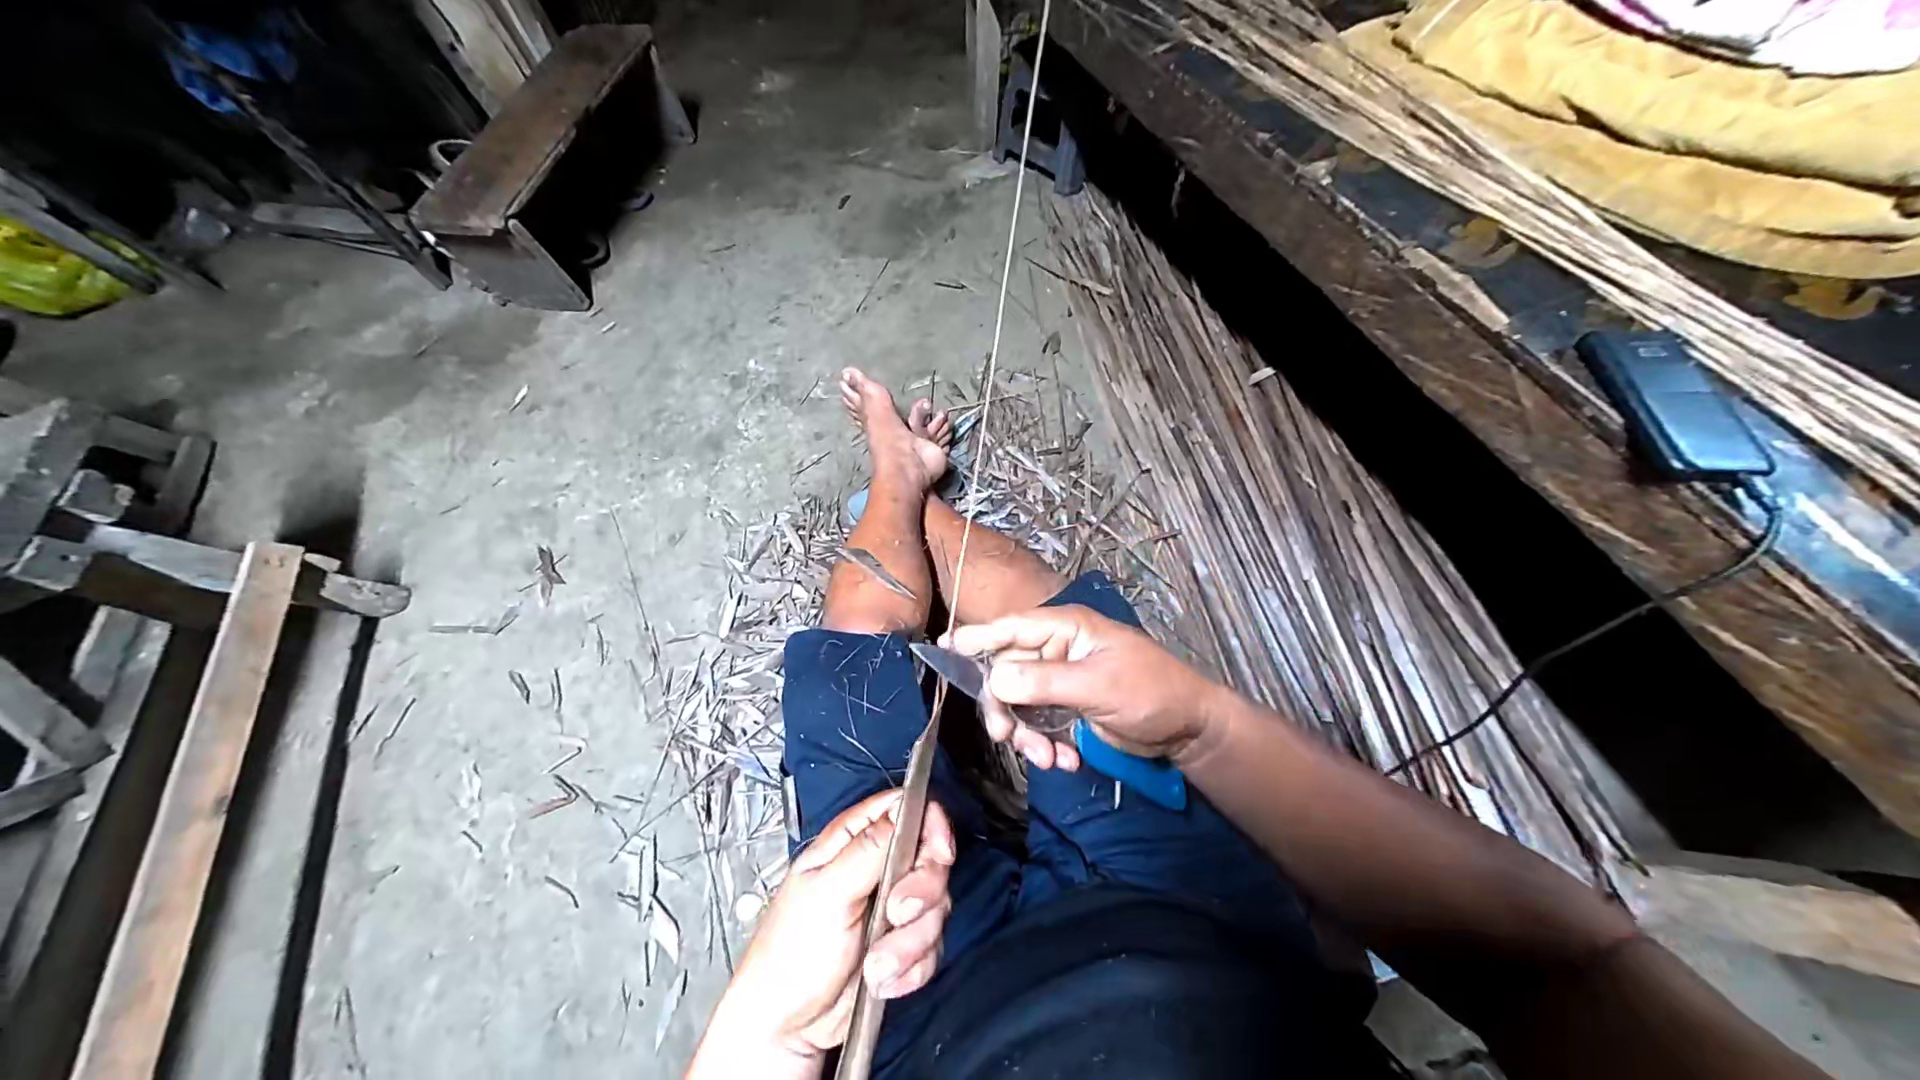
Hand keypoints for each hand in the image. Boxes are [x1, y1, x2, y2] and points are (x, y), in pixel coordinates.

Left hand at [692, 791, 954, 1074]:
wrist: (786, 1029)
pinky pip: (933, 946)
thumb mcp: (825, 894)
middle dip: (922, 891)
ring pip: (935, 905)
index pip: (905, 809)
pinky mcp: (903, 941)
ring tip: (875, 964)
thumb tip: (900, 809)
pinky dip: (912, 967)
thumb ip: (867, 850)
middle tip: (897, 914)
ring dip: (910, 942)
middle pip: (930, 855)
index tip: (936, 852)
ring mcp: (891, 904)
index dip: (930, 824)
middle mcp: (875, 866)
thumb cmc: (788, 957)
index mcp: (851, 841)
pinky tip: (881, 978)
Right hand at [944, 604, 1228, 764]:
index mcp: (1065, 629)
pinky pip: (1036, 725)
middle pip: (1006, 672)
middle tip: (1006, 735)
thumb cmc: (1152, 691)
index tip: (943, 648)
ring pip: (1018, 704)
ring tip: (1047, 758)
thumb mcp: (1099, 685)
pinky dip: (1043, 745)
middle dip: (1004, 707)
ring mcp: (1060, 681)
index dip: (977, 637)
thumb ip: (1045, 682)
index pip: (1011, 628)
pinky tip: (1064, 760)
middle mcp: (1056, 650)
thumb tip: (994, 679)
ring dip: (1025, 734)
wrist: (1188, 731)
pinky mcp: (1065, 709)